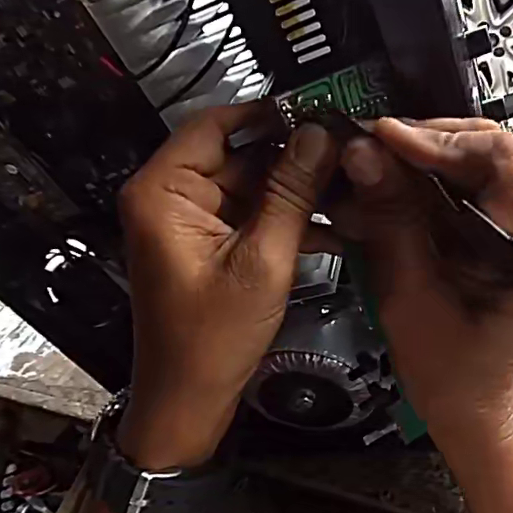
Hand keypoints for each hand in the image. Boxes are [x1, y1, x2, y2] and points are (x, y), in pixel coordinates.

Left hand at [116, 106, 336, 467]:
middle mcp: (172, 197)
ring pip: (254, 184)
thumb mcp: (263, 261)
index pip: (217, 123)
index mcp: (164, 192)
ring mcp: (193, 221)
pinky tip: (331, 227)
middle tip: (347, 154)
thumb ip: (291, 195)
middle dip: (295, 158)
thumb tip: (318, 136)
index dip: (270, 114)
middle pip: (241, 154)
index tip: (319, 112)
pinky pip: (253, 214)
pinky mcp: (212, 243)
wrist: (189, 401)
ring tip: (349, 191)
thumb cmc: (211, 340)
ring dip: (298, 191)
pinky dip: (287, 218)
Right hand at [335, 118, 512, 447]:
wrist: (466, 400)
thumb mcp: (411, 297)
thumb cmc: (455, 371)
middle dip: (422, 143)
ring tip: (371, 165)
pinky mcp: (492, 229)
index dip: (439, 140)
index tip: (387, 138)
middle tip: (370, 146)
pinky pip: (455, 186)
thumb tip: (368, 156)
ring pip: (467, 162)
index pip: (502, 159)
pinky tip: (384, 186)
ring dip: (415, 160)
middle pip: (486, 151)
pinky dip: (416, 180)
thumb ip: (391, 221)